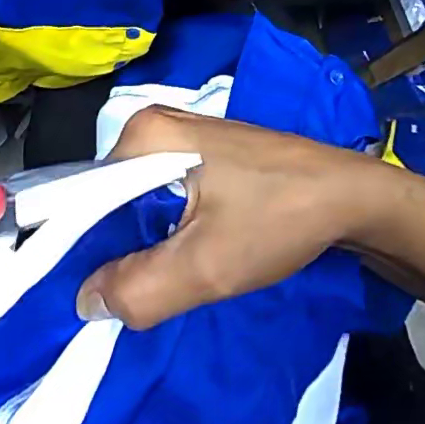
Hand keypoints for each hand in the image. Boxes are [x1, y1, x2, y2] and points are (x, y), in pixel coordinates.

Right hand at [76, 107, 412, 329]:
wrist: (348, 194)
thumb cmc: (279, 218)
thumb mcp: (205, 267)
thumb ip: (137, 290)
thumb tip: (85, 300)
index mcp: (146, 134)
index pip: (79, 195)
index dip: (76, 248)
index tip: (86, 291)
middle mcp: (159, 123)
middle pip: (107, 195)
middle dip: (114, 244)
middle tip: (129, 289)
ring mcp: (186, 134)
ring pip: (136, 197)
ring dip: (140, 239)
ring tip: (157, 274)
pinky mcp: (207, 150)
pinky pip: (162, 191)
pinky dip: (163, 225)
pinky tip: (183, 250)